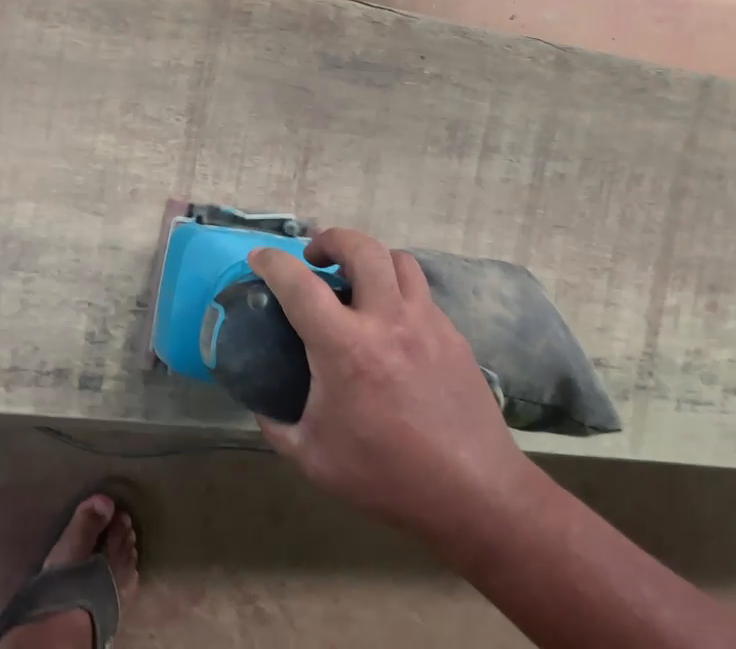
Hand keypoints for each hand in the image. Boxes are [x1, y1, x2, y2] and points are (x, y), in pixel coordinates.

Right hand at [248, 229, 535, 535]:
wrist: (476, 495)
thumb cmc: (387, 477)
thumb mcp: (312, 457)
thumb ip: (276, 425)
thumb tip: (260, 404)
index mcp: (344, 347)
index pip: (298, 283)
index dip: (272, 262)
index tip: (259, 258)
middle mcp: (387, 322)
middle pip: (362, 248)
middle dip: (332, 239)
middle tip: (315, 258)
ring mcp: (427, 325)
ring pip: (399, 261)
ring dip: (370, 259)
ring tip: (356, 281)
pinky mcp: (454, 337)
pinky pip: (421, 293)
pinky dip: (398, 290)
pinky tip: (389, 323)